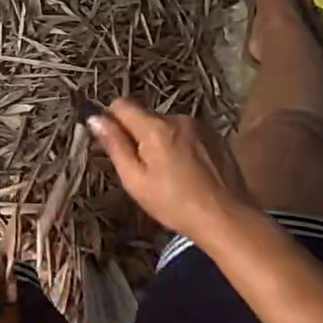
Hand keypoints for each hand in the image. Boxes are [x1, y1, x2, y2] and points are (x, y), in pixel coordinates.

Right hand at [86, 97, 254, 240]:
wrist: (227, 218)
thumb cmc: (175, 204)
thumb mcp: (135, 180)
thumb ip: (114, 145)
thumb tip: (95, 119)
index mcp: (154, 127)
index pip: (121, 104)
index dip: (112, 120)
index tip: (113, 142)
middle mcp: (177, 118)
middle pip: (146, 117)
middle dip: (139, 136)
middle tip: (144, 169)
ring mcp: (199, 126)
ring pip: (167, 126)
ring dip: (162, 141)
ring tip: (170, 174)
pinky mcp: (216, 136)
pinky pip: (187, 133)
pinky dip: (182, 146)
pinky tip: (189, 172)